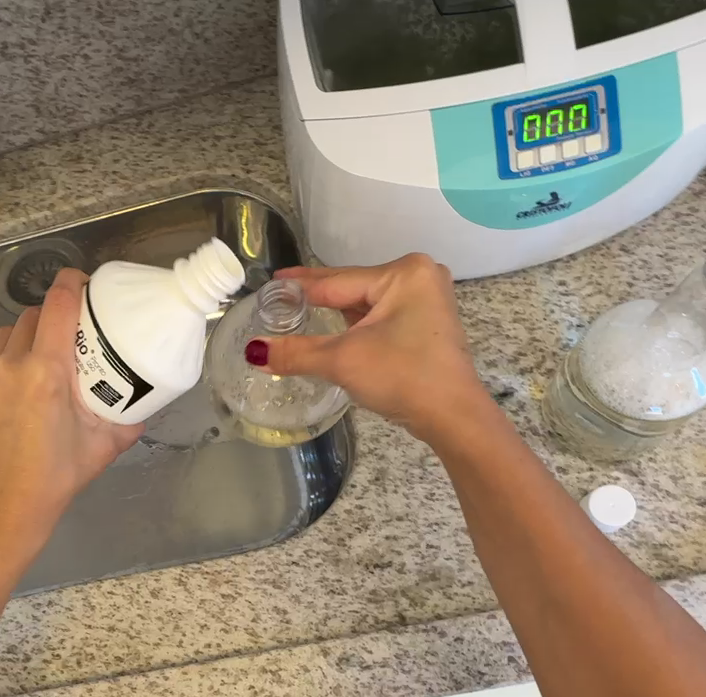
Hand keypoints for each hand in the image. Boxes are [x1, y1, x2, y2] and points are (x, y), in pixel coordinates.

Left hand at [0, 268, 142, 541]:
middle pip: (32, 315)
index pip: (58, 304)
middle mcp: (11, 365)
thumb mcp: (102, 448)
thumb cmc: (55, 478)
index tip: (86, 286)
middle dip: (54, 316)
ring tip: (46, 357)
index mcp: (46, 371)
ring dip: (28, 336)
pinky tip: (18, 379)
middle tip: (74, 335)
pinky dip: (5, 357)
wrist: (4, 508)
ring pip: (8, 334)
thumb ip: (128, 420)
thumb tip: (145, 405)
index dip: (73, 284)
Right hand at [251, 254, 485, 440]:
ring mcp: (427, 301)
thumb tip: (254, 351)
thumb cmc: (402, 376)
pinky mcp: (428, 325)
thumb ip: (296, 353)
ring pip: (366, 306)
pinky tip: (338, 335)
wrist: (452, 415)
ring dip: (338, 316)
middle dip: (318, 299)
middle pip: (352, 289)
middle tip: (281, 301)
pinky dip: (358, 328)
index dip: (300, 285)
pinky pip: (381, 319)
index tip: (272, 282)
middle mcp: (419, 277)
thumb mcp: (342, 361)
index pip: (336, 280)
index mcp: (403, 273)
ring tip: (303, 318)